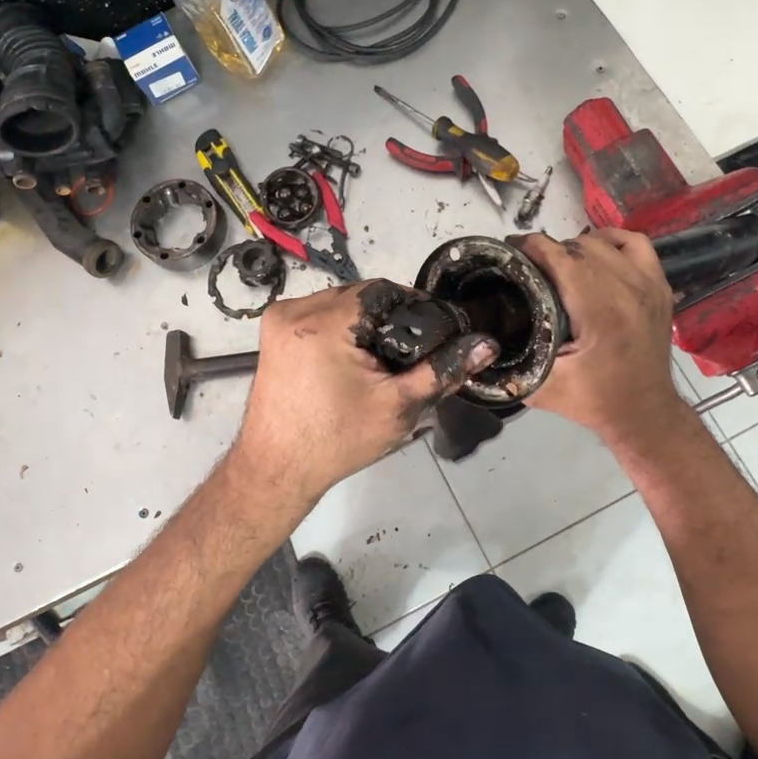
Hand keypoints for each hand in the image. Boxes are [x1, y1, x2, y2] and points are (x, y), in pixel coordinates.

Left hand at [229, 280, 496, 502]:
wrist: (276, 469)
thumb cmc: (337, 440)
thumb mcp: (397, 407)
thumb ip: (442, 371)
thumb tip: (486, 346)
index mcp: (323, 321)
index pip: (383, 290)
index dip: (415, 306)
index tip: (434, 332)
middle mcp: (295, 309)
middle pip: (359, 294)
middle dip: (388, 317)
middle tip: (412, 349)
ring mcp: (278, 319)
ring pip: (338, 302)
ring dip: (363, 321)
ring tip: (385, 355)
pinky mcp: (271, 333)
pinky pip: (317, 315)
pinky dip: (340, 328)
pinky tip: (355, 358)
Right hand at [510, 230, 689, 446]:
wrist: (646, 413)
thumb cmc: (595, 400)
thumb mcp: (544, 388)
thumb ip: (509, 367)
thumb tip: (477, 344)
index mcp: (601, 313)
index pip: (563, 259)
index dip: (533, 248)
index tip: (510, 251)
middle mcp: (629, 291)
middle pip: (580, 248)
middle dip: (550, 251)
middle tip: (530, 268)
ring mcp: (649, 285)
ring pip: (604, 243)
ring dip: (577, 247)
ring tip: (560, 266)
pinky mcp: (660, 286)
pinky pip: (635, 243)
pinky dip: (612, 242)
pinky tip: (595, 255)